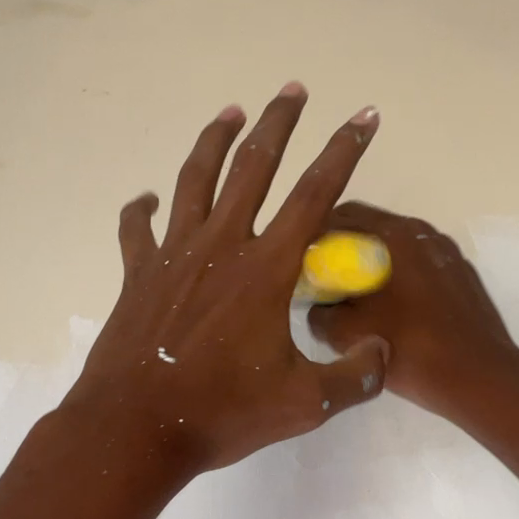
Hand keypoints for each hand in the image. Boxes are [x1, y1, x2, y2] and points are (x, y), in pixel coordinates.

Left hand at [64, 84, 390, 472]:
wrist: (134, 428)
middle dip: (279, 123)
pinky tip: (147, 197)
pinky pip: (136, 229)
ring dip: (215, 141)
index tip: (363, 116)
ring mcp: (174, 255)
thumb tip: (383, 351)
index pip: (316, 195)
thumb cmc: (222, 413)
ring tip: (231, 112)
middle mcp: (221, 245)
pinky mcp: (138, 273)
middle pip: (253, 166)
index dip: (344, 151)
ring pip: (195, 180)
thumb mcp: (305, 404)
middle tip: (292, 89)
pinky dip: (140, 208)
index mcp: (266, 268)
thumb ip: (355, 376)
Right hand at [307, 202, 518, 419]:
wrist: (482, 379)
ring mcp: (446, 253)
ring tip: (352, 297)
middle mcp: (422, 233)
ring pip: (393, 248)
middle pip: (368, 228)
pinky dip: (395, 275)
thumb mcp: (347, 335)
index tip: (298, 261)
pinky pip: (416, 265)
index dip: (313, 235)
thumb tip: (317, 304)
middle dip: (340, 249)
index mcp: (394, 235)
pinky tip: (390, 310)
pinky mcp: (460, 276)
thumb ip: (319, 312)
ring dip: (368, 263)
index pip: (341, 215)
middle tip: (320, 280)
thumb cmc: (411, 350)